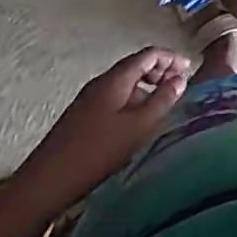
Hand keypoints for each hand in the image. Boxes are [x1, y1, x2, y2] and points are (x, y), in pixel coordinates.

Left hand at [17, 47, 190, 205]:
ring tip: (164, 105)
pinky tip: (139, 123)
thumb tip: (180, 79)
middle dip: (160, 71)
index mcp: (115, 79)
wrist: (47, 182)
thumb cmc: (97, 152)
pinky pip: (116, 98)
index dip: (170, 57)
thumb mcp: (137, 127)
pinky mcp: (83, 117)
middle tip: (179, 85)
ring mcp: (89, 100)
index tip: (189, 67)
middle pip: (136, 66)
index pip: (147, 55)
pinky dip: (134, 101)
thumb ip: (162, 101)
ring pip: (125, 84)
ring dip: (147, 88)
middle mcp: (101, 83)